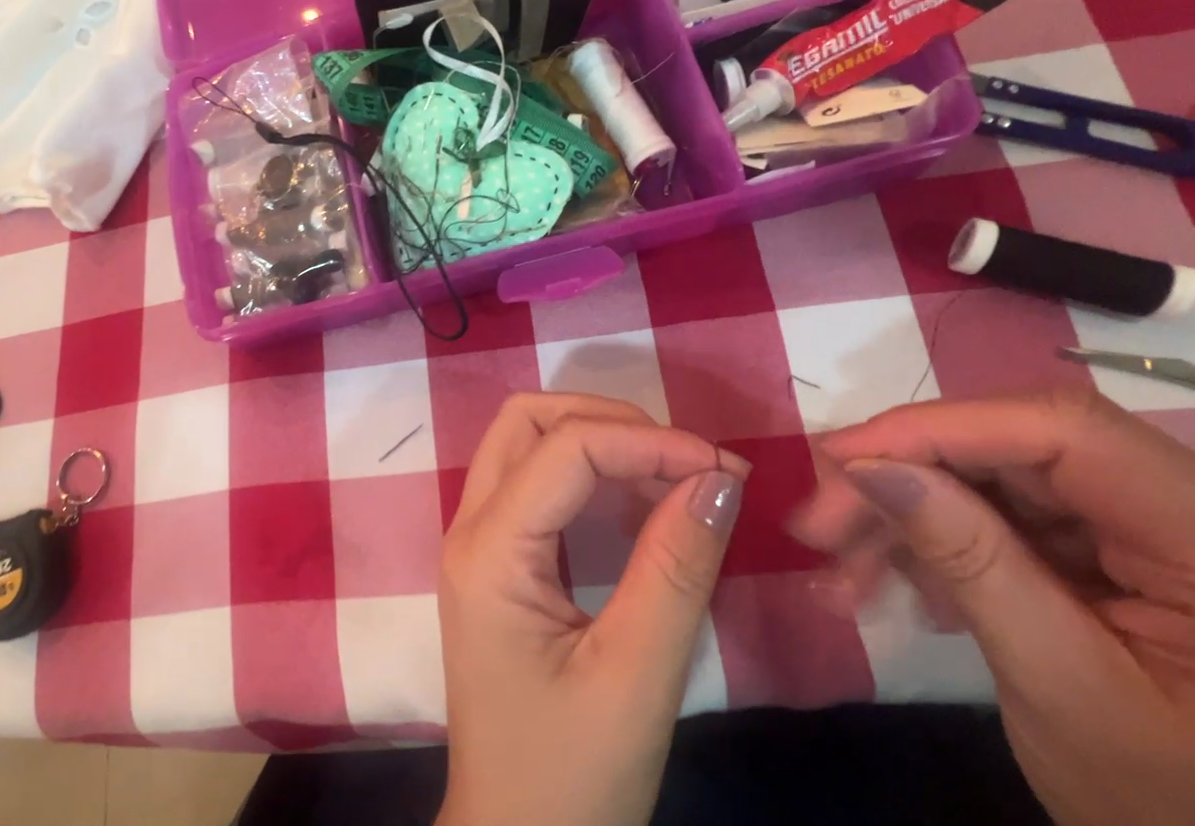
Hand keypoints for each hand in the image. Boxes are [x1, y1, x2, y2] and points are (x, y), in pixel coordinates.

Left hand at [437, 393, 750, 825]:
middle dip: (608, 421)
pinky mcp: (496, 566)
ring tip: (675, 476)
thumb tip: (718, 476)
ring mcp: (476, 547)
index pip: (565, 448)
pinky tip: (640, 502)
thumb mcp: (637, 675)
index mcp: (489, 553)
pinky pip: (535, 488)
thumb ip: (675, 567)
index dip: (649, 442)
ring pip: (525, 447)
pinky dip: (588, 476)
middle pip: (525, 423)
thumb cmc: (573, 772)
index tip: (725, 469)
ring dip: (598, 442)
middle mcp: (469, 532)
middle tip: (687, 461)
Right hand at [792, 388, 1194, 824]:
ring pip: (1010, 479)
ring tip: (846, 571)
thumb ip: (972, 563)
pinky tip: (908, 585)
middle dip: (909, 478)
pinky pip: (1021, 516)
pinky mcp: (1135, 554)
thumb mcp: (1063, 692)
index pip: (1073, 436)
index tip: (837, 460)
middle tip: (819, 526)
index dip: (941, 429)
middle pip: (1029, 450)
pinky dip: (947, 541)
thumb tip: (868, 468)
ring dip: (915, 514)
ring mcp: (1174, 535)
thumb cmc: (1169, 810)